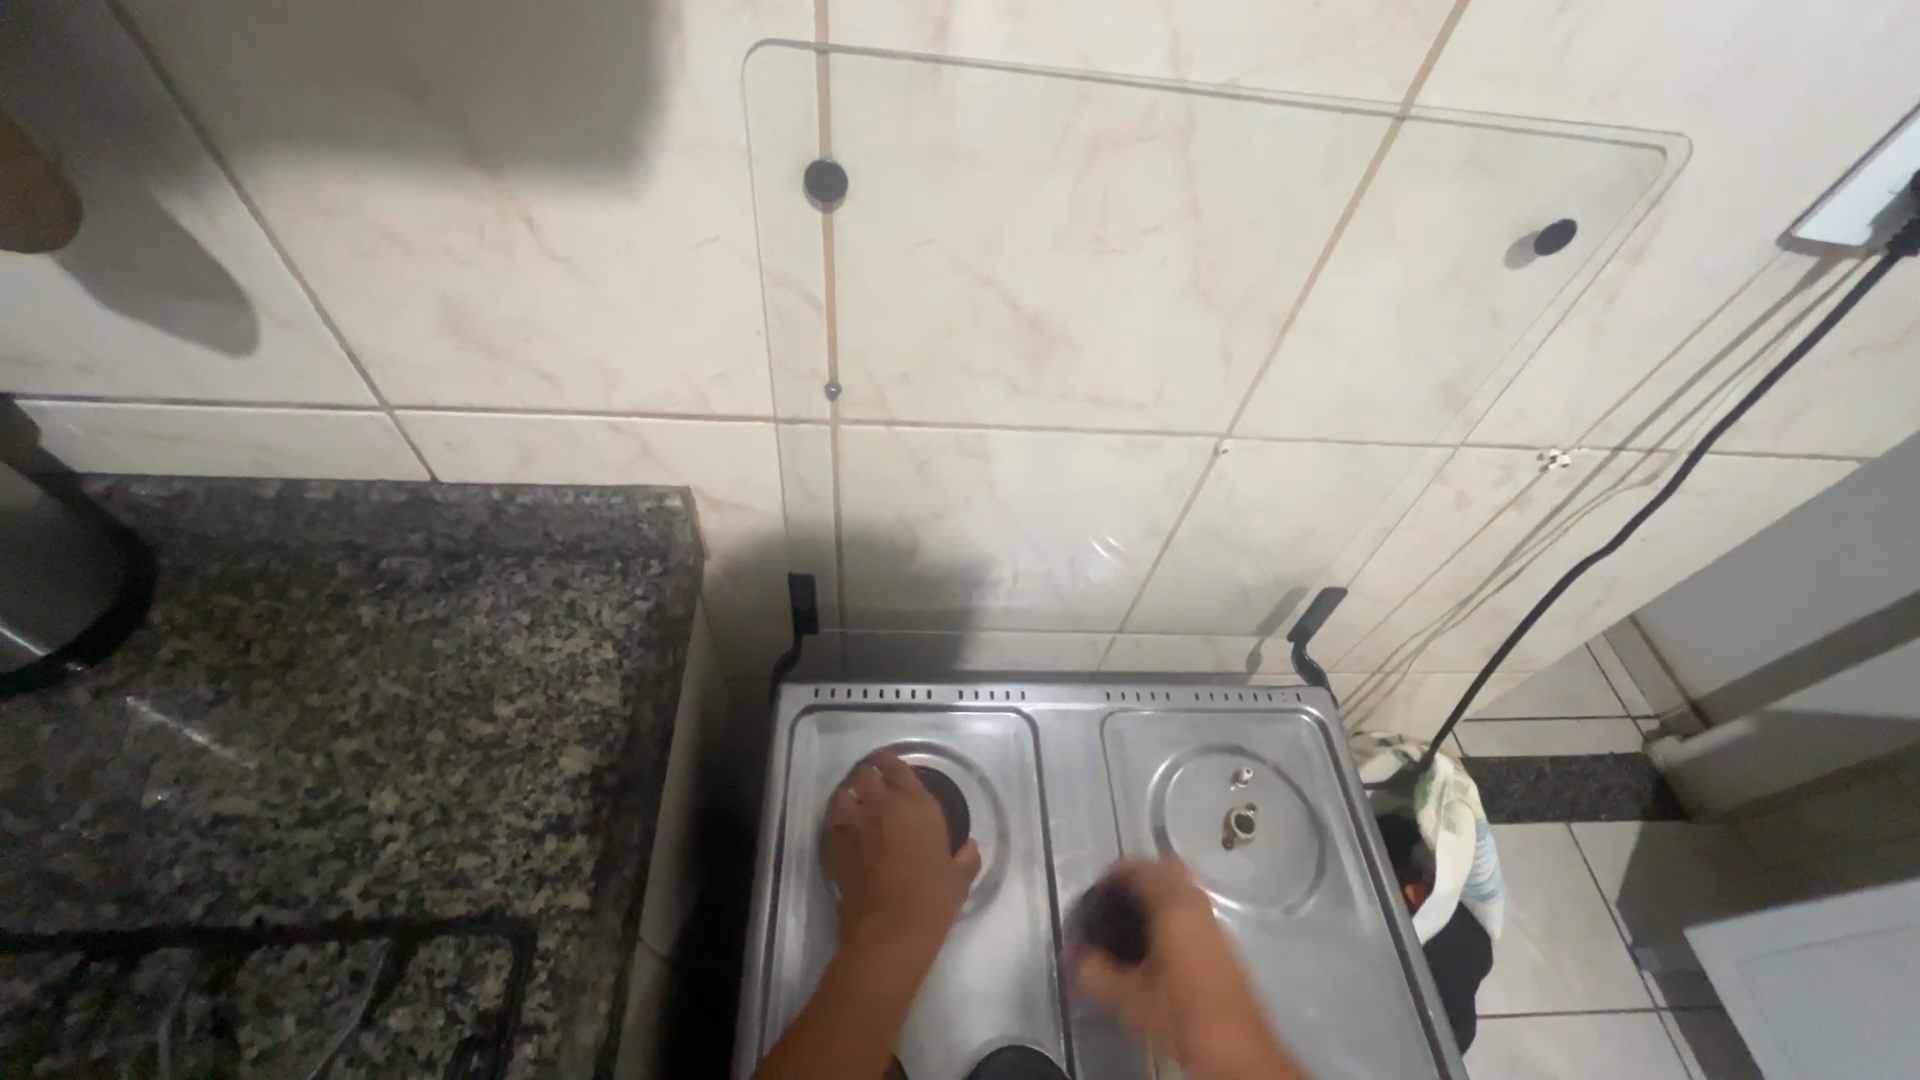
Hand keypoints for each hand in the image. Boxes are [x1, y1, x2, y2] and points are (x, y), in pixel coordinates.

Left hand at [827, 750, 981, 960]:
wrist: (890, 931)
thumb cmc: (931, 900)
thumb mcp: (959, 878)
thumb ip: (966, 857)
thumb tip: (969, 847)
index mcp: (916, 804)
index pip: (897, 767)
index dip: (890, 760)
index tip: (888, 761)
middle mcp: (882, 805)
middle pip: (866, 774)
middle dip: (868, 774)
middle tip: (872, 780)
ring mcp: (854, 824)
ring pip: (843, 794)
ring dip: (849, 795)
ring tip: (854, 802)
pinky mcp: (835, 846)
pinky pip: (833, 822)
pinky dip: (837, 821)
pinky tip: (844, 829)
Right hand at [1070, 861, 1299, 1079]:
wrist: (1238, 1051)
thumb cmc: (1181, 1016)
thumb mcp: (1127, 998)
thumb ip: (1093, 971)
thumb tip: (1068, 955)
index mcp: (1172, 905)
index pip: (1136, 869)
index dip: (1109, 878)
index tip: (1092, 900)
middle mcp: (1195, 903)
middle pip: (1161, 870)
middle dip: (1133, 880)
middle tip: (1111, 904)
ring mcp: (1213, 921)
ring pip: (1179, 888)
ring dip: (1154, 894)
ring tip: (1128, 923)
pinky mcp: (1222, 941)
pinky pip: (1190, 907)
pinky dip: (1170, 911)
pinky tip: (1154, 944)